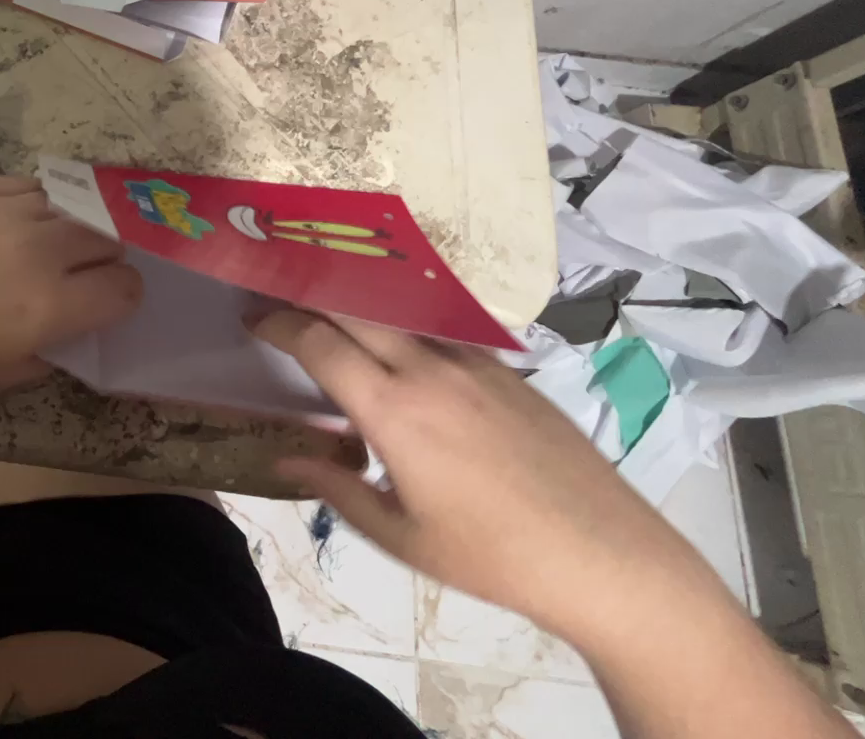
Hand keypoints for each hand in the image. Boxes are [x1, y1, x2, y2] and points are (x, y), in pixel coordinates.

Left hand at [0, 176, 141, 421]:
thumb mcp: (3, 377)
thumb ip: (54, 348)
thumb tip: (76, 324)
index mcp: (49, 305)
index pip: (124, 287)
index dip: (125, 297)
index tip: (110, 303)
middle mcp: (37, 250)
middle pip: (105, 238)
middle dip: (105, 260)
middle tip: (82, 276)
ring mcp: (3, 214)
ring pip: (70, 207)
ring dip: (71, 229)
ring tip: (48, 248)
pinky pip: (27, 187)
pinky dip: (35, 205)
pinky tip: (18, 224)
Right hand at [253, 310, 727, 647]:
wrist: (612, 561)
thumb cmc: (491, 556)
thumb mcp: (398, 535)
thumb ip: (334, 486)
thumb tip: (284, 456)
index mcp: (393, 411)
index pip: (318, 343)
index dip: (278, 324)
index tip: (252, 318)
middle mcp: (429, 371)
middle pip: (354, 311)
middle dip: (308, 301)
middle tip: (278, 305)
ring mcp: (475, 366)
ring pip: (398, 317)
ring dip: (356, 312)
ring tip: (332, 323)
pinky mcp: (509, 373)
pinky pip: (440, 336)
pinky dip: (403, 332)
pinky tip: (403, 355)